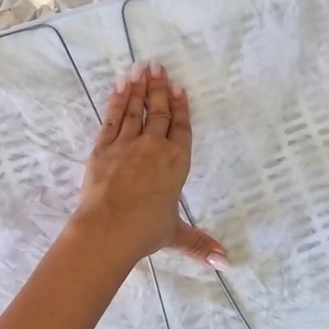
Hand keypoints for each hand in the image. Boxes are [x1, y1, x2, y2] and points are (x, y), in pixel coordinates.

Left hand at [74, 61, 227, 267]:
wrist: (107, 230)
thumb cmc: (145, 232)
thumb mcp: (176, 236)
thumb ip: (199, 244)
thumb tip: (225, 262)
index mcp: (177, 163)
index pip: (181, 128)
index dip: (181, 107)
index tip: (178, 87)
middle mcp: (154, 148)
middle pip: (159, 112)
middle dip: (159, 88)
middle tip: (159, 65)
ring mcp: (127, 145)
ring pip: (136, 110)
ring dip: (139, 88)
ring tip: (141, 67)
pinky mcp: (103, 148)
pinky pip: (113, 119)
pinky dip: (117, 102)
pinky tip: (119, 87)